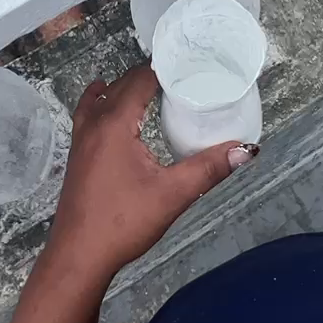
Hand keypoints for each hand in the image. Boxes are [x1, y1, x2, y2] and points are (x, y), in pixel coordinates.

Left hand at [44, 62, 256, 279]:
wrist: (79, 255)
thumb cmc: (124, 222)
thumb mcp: (172, 194)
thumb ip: (208, 168)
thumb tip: (246, 149)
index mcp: (115, 122)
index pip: (140, 79)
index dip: (164, 69)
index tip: (189, 67)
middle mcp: (94, 122)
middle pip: (122, 84)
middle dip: (149, 76)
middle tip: (181, 78)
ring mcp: (81, 136)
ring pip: (102, 96)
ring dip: (125, 87)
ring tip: (152, 89)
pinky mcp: (76, 152)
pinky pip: (88, 111)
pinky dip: (101, 100)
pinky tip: (109, 104)